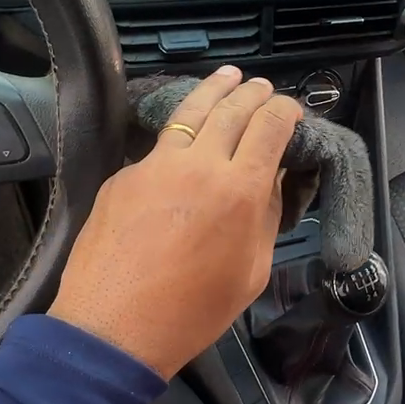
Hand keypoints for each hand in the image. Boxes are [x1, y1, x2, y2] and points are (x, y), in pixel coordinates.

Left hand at [49, 67, 300, 377]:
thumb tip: (271, 182)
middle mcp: (201, 164)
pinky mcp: (125, 175)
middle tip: (262, 86)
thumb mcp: (252, 272)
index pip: (270, 127)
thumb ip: (267, 218)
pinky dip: (181, 133)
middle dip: (254, 92)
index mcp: (240, 190)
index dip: (286, 110)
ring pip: (191, 110)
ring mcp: (156, 164)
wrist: (113, 328)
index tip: (292, 109)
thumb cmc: (193, 312)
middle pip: (233, 108)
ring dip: (215, 88)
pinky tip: (185, 135)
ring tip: (229, 74)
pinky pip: (160, 145)